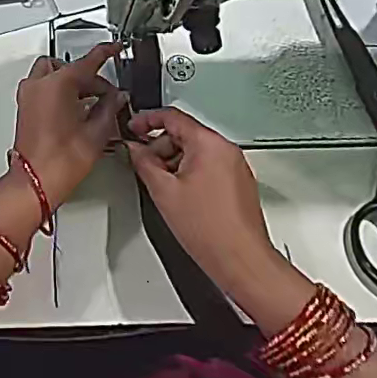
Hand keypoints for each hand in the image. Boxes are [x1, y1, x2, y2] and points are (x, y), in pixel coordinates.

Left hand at [12, 43, 125, 204]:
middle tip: (107, 92)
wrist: (36, 182)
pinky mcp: (25, 107)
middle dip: (89, 77)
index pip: (87, 61)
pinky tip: (77, 109)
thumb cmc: (58, 162)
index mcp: (57, 84)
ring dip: (72, 83)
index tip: (113, 47)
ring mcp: (29, 95)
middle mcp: (38, 85)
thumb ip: (109, 107)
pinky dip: (60, 91)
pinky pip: (44, 87)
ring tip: (93, 102)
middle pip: (69, 67)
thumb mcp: (97, 131)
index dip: (105, 52)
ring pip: (54, 75)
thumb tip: (115, 98)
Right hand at [127, 108, 308, 318]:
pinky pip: (209, 167)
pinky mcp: (239, 183)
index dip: (147, 120)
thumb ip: (143, 162)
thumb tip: (135, 149)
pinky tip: (181, 197)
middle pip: (184, 134)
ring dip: (175, 163)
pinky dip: (190, 174)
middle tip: (144, 164)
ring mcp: (235, 167)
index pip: (173, 117)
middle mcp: (227, 150)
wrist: (241, 260)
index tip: (135, 127)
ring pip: (196, 152)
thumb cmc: (212, 230)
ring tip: (164, 188)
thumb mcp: (163, 191)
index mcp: (209, 144)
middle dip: (160, 148)